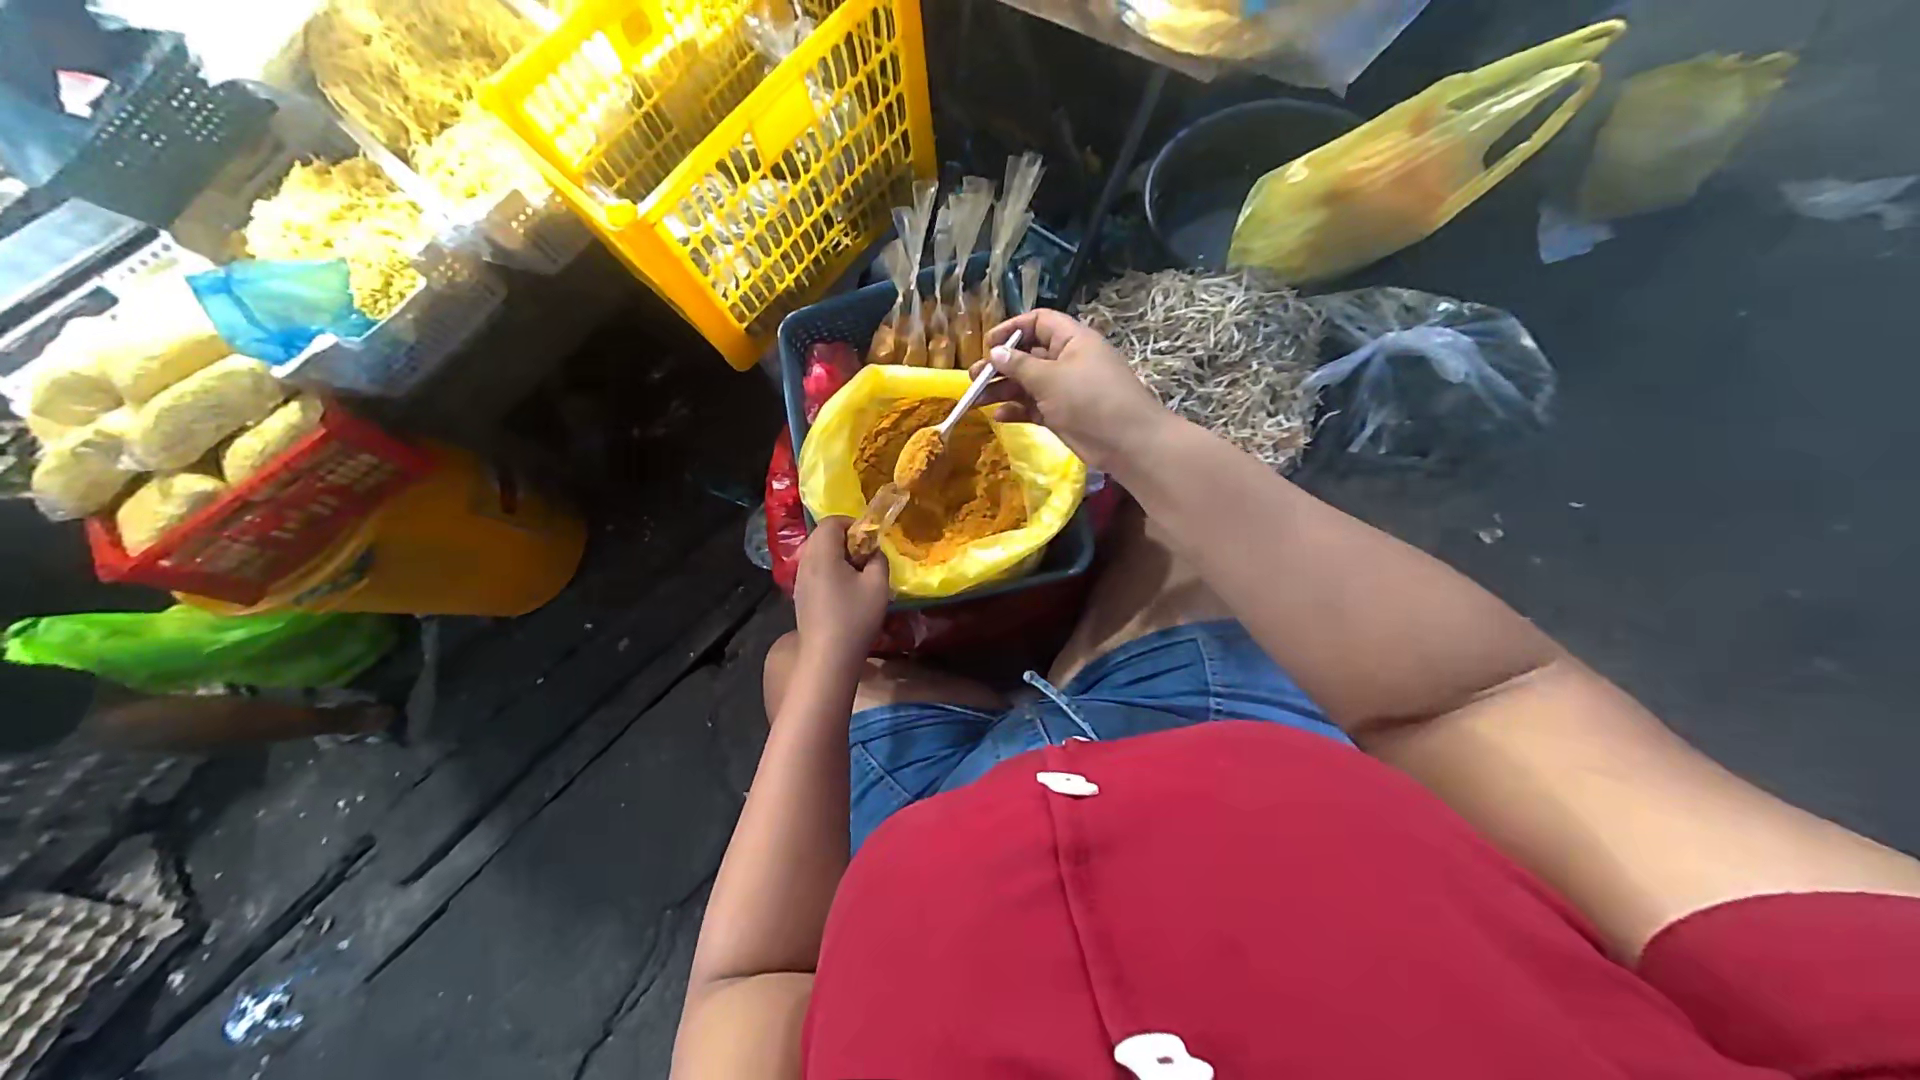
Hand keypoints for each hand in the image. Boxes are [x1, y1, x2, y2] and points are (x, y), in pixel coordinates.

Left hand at [793, 517, 890, 664]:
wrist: (827, 657)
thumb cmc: (854, 618)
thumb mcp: (878, 584)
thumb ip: (878, 559)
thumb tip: (873, 552)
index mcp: (822, 553)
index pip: (832, 521)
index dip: (853, 524)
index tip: (871, 541)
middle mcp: (805, 562)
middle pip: (822, 536)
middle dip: (846, 540)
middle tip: (867, 558)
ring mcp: (800, 580)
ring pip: (818, 554)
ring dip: (838, 557)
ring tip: (858, 576)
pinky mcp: (801, 596)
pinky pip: (815, 571)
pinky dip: (830, 571)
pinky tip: (845, 592)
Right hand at [973, 309, 1169, 472]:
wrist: (1127, 441)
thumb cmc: (1090, 399)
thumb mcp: (1050, 378)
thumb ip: (1020, 365)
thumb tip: (996, 352)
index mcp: (1072, 340)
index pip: (1039, 322)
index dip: (1012, 329)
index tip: (988, 344)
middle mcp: (1068, 360)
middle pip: (1028, 355)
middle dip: (1001, 365)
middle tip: (974, 377)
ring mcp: (1065, 389)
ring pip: (1028, 384)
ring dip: (1003, 390)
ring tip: (976, 399)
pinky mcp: (1063, 414)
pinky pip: (1034, 407)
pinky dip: (1017, 410)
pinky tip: (999, 416)